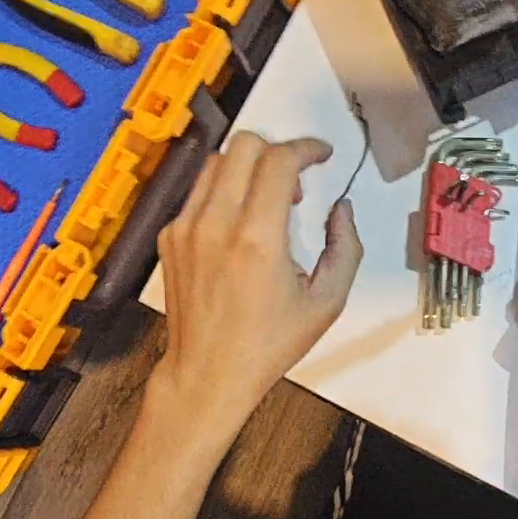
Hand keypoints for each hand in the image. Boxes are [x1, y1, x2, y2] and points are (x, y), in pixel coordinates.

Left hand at [148, 132, 362, 451]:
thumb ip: (346, 249)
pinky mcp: (171, 236)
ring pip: (217, 161)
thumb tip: (342, 211)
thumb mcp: (327, 304)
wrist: (208, 372)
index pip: (279, 160)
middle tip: (297, 182)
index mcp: (257, 240)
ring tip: (268, 201)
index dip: (307, 148)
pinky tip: (240, 222)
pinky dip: (225, 190)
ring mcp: (187, 228)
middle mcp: (216, 225)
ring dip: (249, 167)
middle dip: (278, 151)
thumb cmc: (267, 344)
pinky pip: (199, 190)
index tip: (322, 155)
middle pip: (244, 145)